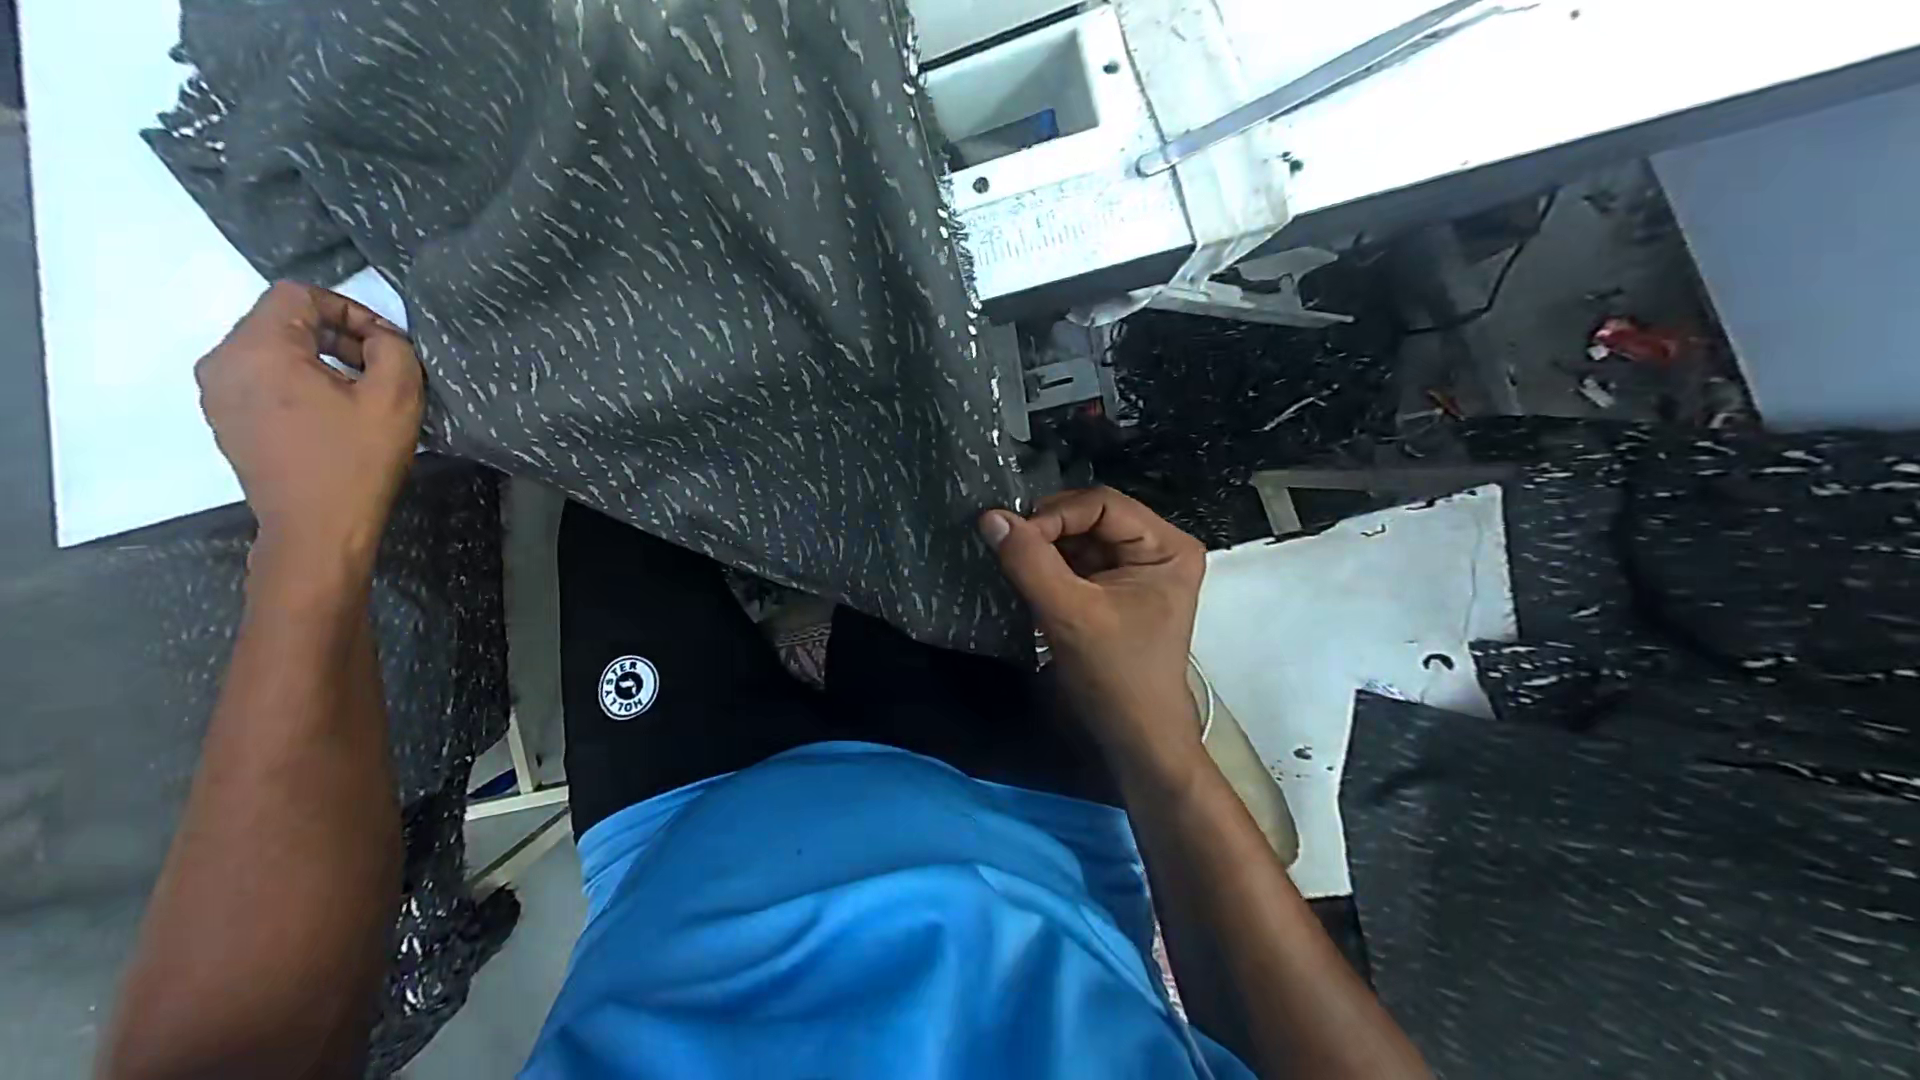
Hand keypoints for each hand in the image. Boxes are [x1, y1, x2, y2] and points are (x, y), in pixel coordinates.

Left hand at [196, 282, 423, 569]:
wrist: (318, 527)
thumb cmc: (357, 461)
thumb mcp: (396, 400)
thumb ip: (394, 351)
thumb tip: (382, 338)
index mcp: (258, 349)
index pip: (298, 295)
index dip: (351, 309)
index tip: (388, 343)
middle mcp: (223, 361)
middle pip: (281, 320)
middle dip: (338, 335)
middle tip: (384, 368)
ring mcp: (217, 391)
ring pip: (272, 349)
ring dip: (322, 359)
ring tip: (363, 392)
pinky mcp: (226, 416)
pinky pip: (263, 378)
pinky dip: (301, 381)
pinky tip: (336, 413)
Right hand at [979, 488, 1207, 768]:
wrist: (1133, 738)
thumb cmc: (1115, 676)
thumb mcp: (1069, 614)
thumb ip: (1029, 562)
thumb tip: (990, 516)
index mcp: (1167, 547)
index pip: (1102, 505)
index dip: (1055, 515)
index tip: (1014, 538)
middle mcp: (1156, 549)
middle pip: (1090, 517)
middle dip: (1047, 532)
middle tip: (1010, 550)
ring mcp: (1135, 570)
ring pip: (1078, 538)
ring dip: (1044, 550)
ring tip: (1014, 566)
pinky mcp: (1113, 589)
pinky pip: (1075, 562)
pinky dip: (1048, 568)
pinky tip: (1026, 579)